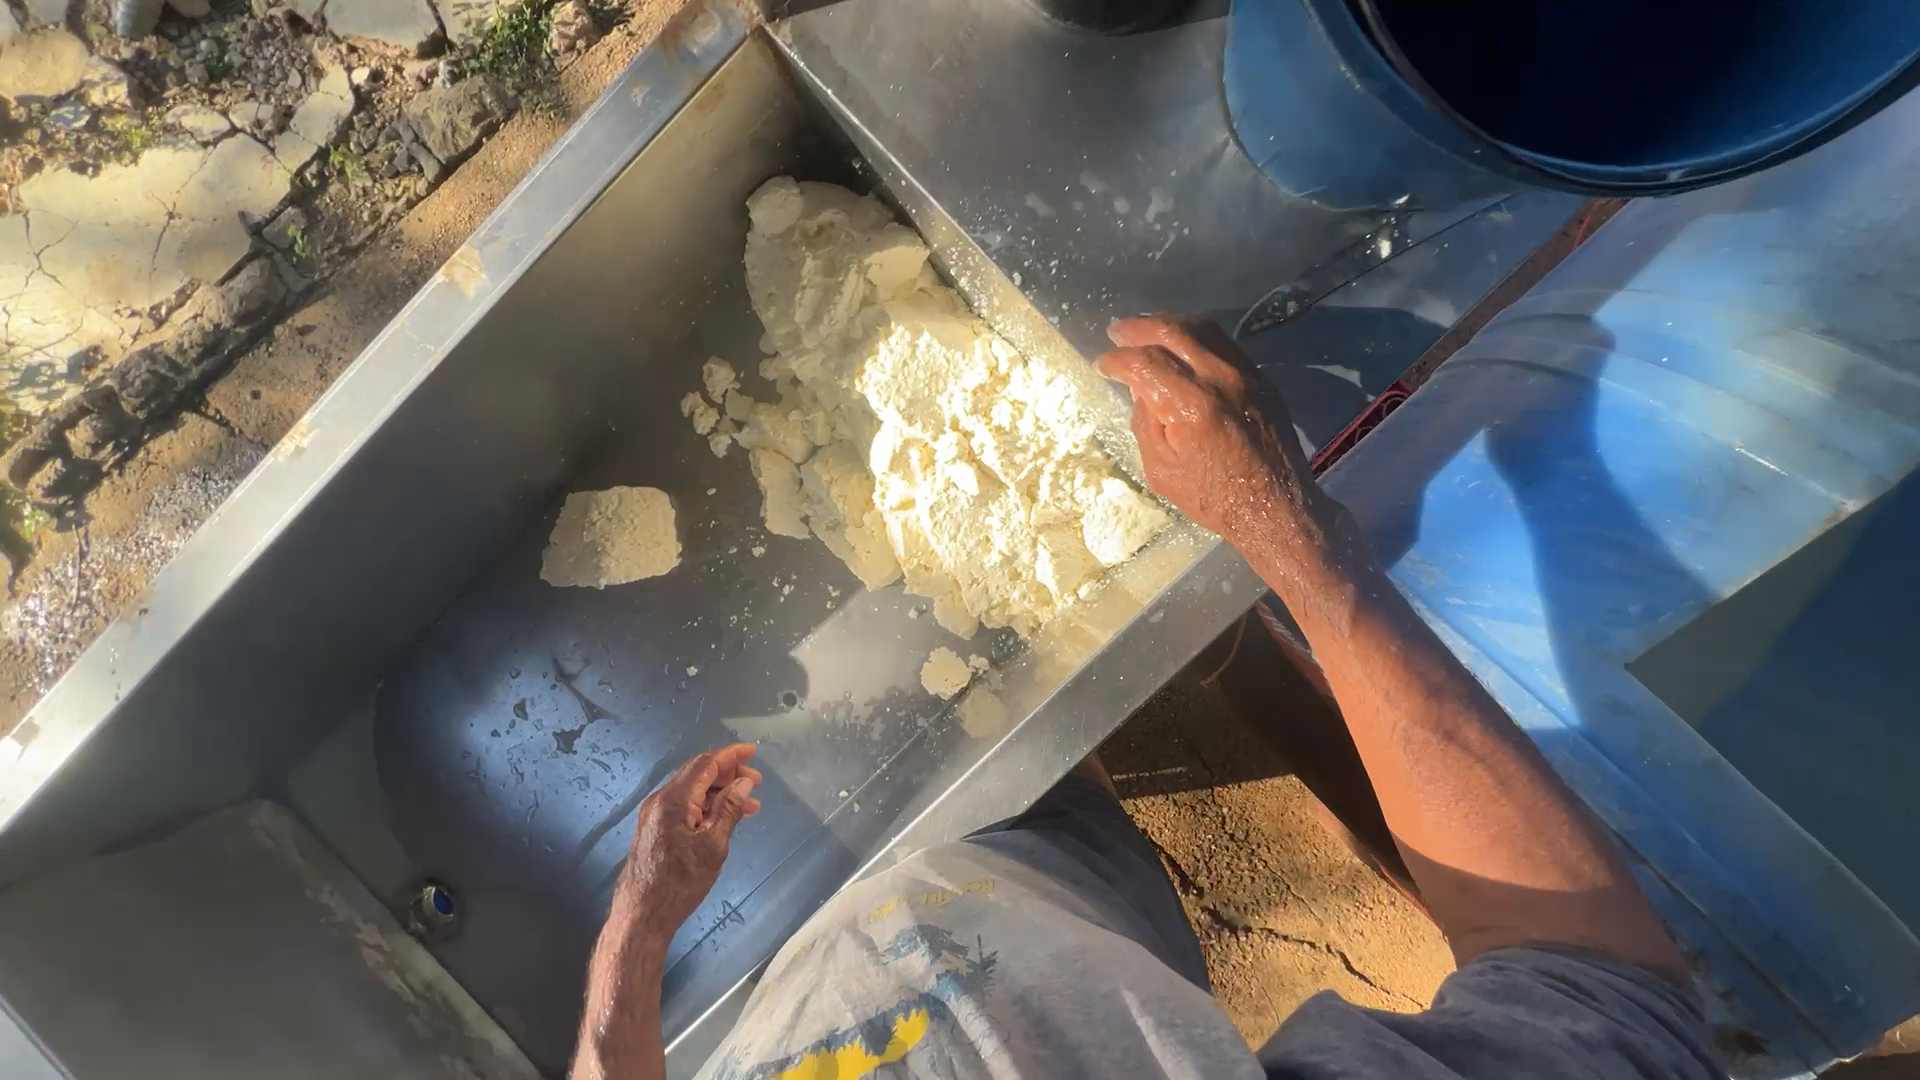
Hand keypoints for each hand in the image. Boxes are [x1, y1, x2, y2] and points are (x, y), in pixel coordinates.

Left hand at [615, 743, 762, 948]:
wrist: (641, 917)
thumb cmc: (680, 882)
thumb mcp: (713, 846)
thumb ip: (729, 809)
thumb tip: (744, 783)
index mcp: (673, 800)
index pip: (705, 764)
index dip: (731, 755)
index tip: (753, 752)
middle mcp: (660, 801)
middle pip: (698, 774)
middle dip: (729, 774)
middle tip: (756, 784)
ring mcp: (654, 815)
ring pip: (693, 791)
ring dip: (721, 792)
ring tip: (748, 806)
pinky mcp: (654, 829)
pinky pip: (685, 806)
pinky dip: (707, 806)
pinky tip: (725, 818)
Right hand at [1095, 315, 1322, 544]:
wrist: (1274, 507)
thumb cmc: (1213, 497)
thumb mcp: (1161, 469)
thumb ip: (1146, 424)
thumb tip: (1140, 389)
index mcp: (1191, 406)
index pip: (1145, 363)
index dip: (1117, 360)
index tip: (1101, 364)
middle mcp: (1220, 379)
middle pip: (1174, 332)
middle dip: (1138, 328)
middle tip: (1116, 331)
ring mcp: (1245, 374)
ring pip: (1202, 329)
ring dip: (1168, 324)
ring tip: (1145, 329)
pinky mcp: (1260, 379)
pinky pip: (1222, 343)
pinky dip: (1194, 336)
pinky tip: (1179, 345)